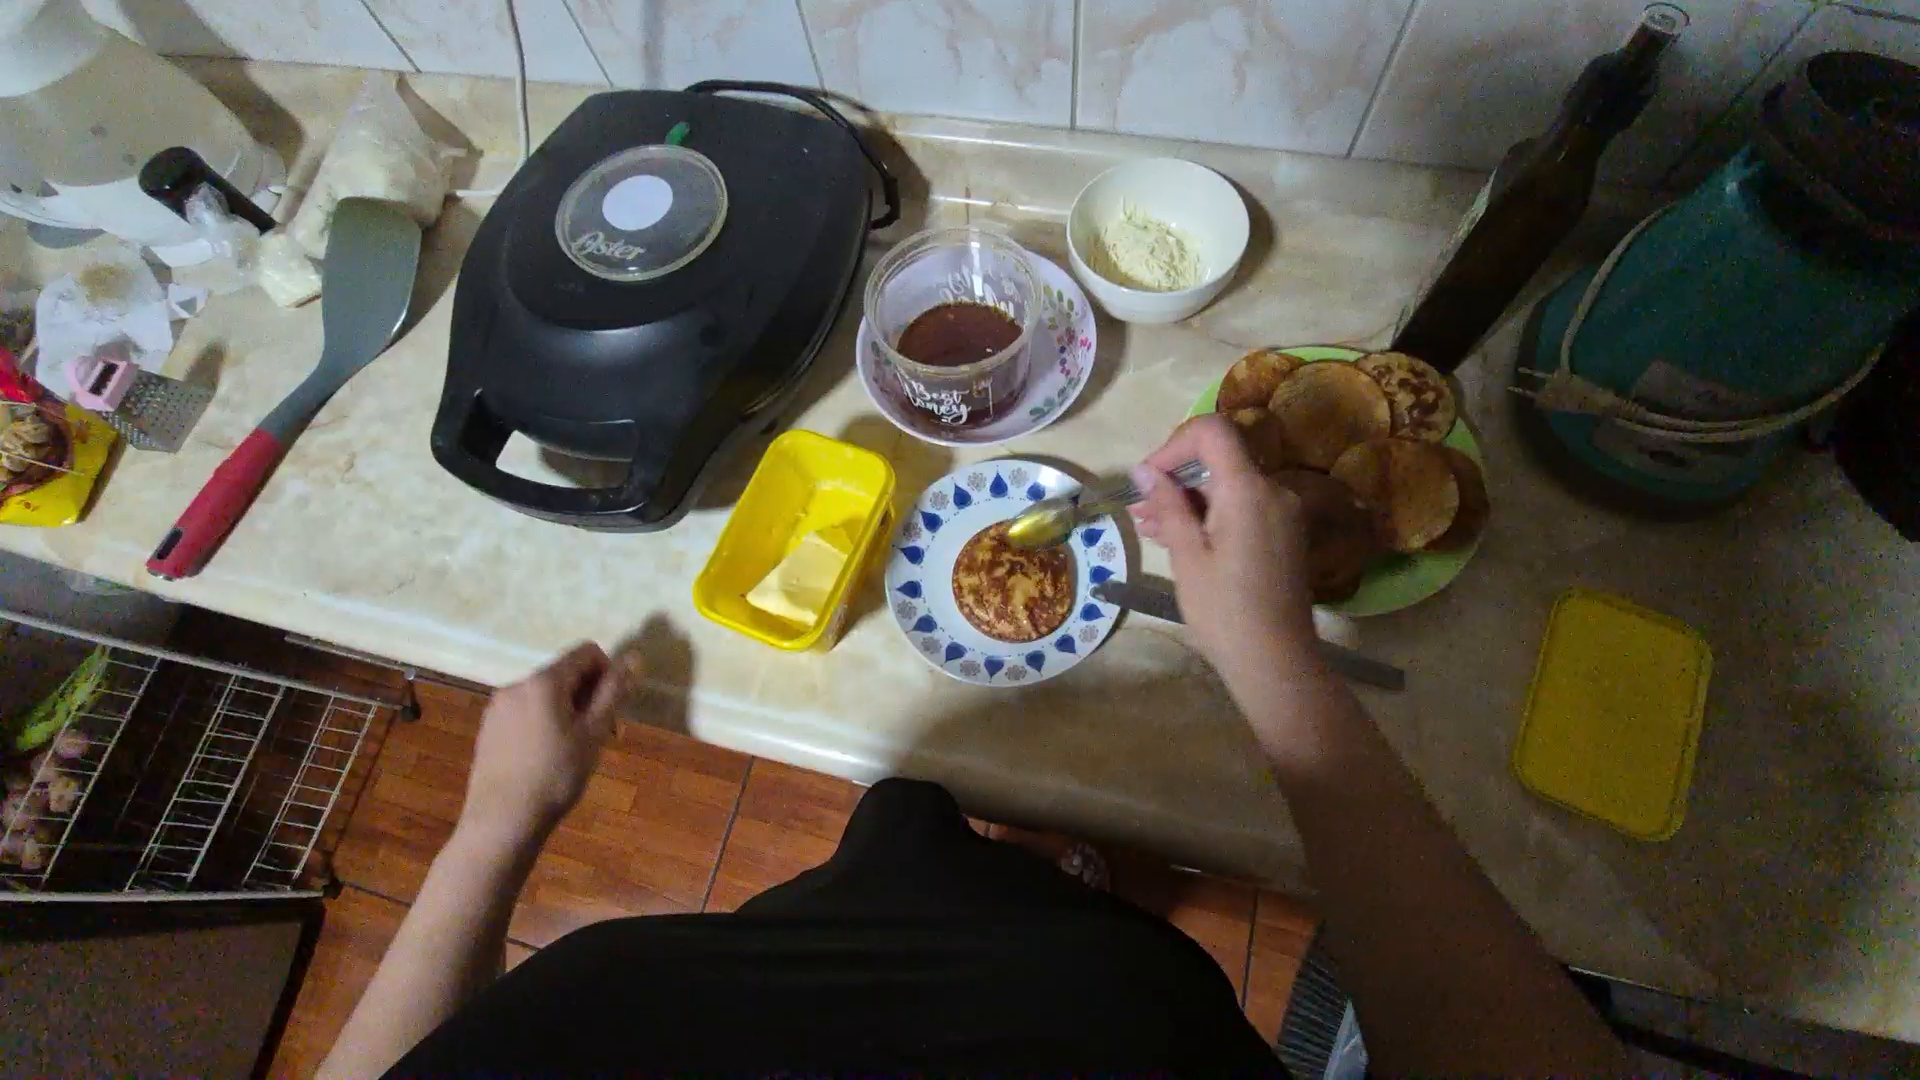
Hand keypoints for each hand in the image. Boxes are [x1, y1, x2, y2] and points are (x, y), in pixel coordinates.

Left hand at [457, 643, 623, 851]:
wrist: (501, 822)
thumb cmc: (556, 775)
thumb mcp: (594, 732)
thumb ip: (614, 691)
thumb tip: (633, 656)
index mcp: (543, 681)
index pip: (586, 652)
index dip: (608, 672)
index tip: (611, 707)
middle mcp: (517, 685)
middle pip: (566, 672)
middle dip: (588, 694)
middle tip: (600, 732)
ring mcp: (498, 707)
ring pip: (547, 693)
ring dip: (569, 709)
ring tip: (575, 747)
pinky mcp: (489, 727)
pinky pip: (527, 710)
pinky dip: (546, 720)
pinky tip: (548, 754)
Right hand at [1129, 414, 1316, 678]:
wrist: (1275, 661)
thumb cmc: (1224, 611)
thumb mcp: (1187, 557)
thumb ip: (1168, 506)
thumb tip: (1144, 471)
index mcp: (1248, 491)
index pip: (1212, 433)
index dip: (1173, 445)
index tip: (1147, 478)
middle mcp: (1272, 491)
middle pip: (1219, 459)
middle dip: (1174, 477)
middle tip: (1139, 509)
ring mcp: (1281, 513)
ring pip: (1227, 486)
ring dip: (1187, 499)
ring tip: (1148, 526)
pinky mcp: (1281, 534)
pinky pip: (1240, 508)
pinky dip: (1208, 515)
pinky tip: (1177, 538)